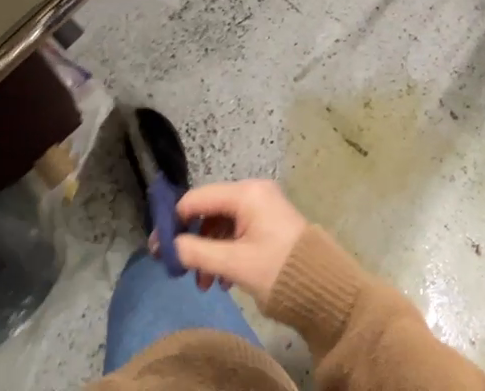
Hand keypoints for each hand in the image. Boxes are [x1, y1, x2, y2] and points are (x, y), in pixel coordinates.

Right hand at [170, 180, 307, 309]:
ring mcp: (263, 209)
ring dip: (208, 253)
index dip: (174, 221)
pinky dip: (225, 254)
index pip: (197, 198)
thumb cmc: (278, 270)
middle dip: (192, 241)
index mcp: (246, 193)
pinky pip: (237, 233)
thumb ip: (196, 252)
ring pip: (222, 225)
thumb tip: (166, 247)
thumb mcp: (234, 263)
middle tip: (178, 268)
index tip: (157, 247)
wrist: (326, 291)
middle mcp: (253, 193)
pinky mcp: (269, 226)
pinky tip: (221, 280)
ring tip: (204, 284)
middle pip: (209, 211)